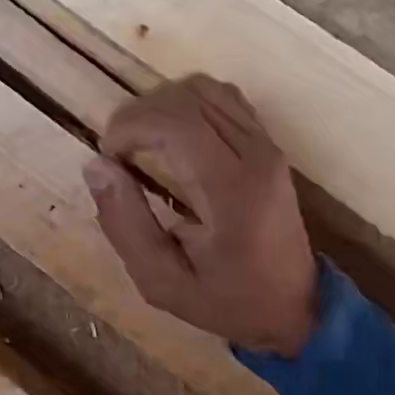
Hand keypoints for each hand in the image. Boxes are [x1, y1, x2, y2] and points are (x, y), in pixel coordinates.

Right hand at [85, 75, 319, 356]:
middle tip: (118, 152)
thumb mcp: (162, 281)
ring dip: (162, 105)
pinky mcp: (268, 140)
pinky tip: (174, 135)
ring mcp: (266, 142)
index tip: (108, 155)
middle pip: (186, 97)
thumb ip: (125, 223)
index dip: (130, 125)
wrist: (298, 306)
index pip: (176, 123)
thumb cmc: (228, 300)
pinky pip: (222, 96)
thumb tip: (96, 165)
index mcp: (232, 191)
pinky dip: (187, 103)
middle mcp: (255, 154)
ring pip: (203, 88)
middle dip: (138, 114)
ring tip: (142, 141)